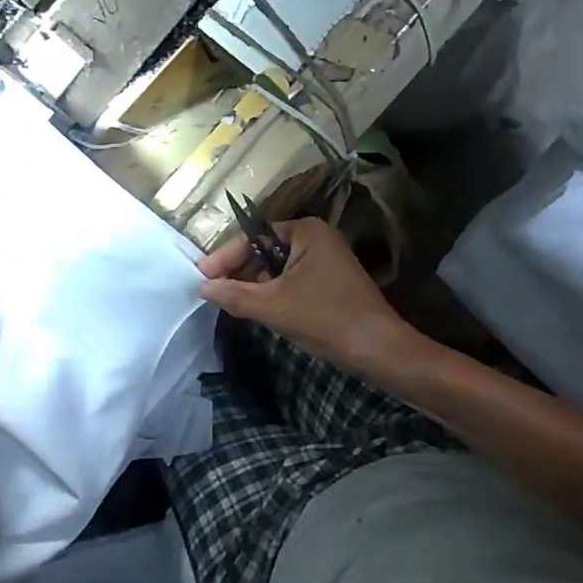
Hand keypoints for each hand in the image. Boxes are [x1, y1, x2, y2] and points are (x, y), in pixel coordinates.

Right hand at [199, 216, 407, 372]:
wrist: (381, 351)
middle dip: (239, 271)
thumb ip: (233, 294)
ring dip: (253, 284)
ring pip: (276, 268)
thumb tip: (201, 287)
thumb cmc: (326, 319)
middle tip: (212, 291)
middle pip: (264, 250)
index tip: (202, 276)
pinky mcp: (330, 282)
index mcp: (306, 231)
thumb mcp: (272, 306)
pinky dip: (272, 293)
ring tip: (228, 302)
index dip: (225, 257)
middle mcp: (317, 237)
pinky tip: (255, 309)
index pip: (252, 237)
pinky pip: (291, 280)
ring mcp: (326, 260)